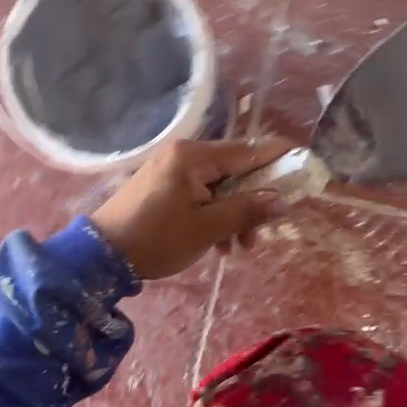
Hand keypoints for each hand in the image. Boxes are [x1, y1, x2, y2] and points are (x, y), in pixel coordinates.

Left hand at [91, 135, 296, 279]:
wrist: (101, 256)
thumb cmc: (157, 239)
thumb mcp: (207, 228)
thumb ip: (247, 211)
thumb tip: (282, 201)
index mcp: (194, 157)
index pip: (248, 150)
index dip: (279, 158)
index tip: (304, 163)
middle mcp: (184, 156)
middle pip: (235, 171)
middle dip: (254, 202)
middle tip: (263, 232)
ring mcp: (171, 171)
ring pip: (219, 188)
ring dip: (235, 216)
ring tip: (239, 249)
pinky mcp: (162, 189)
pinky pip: (201, 196)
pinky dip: (215, 217)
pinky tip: (219, 246)